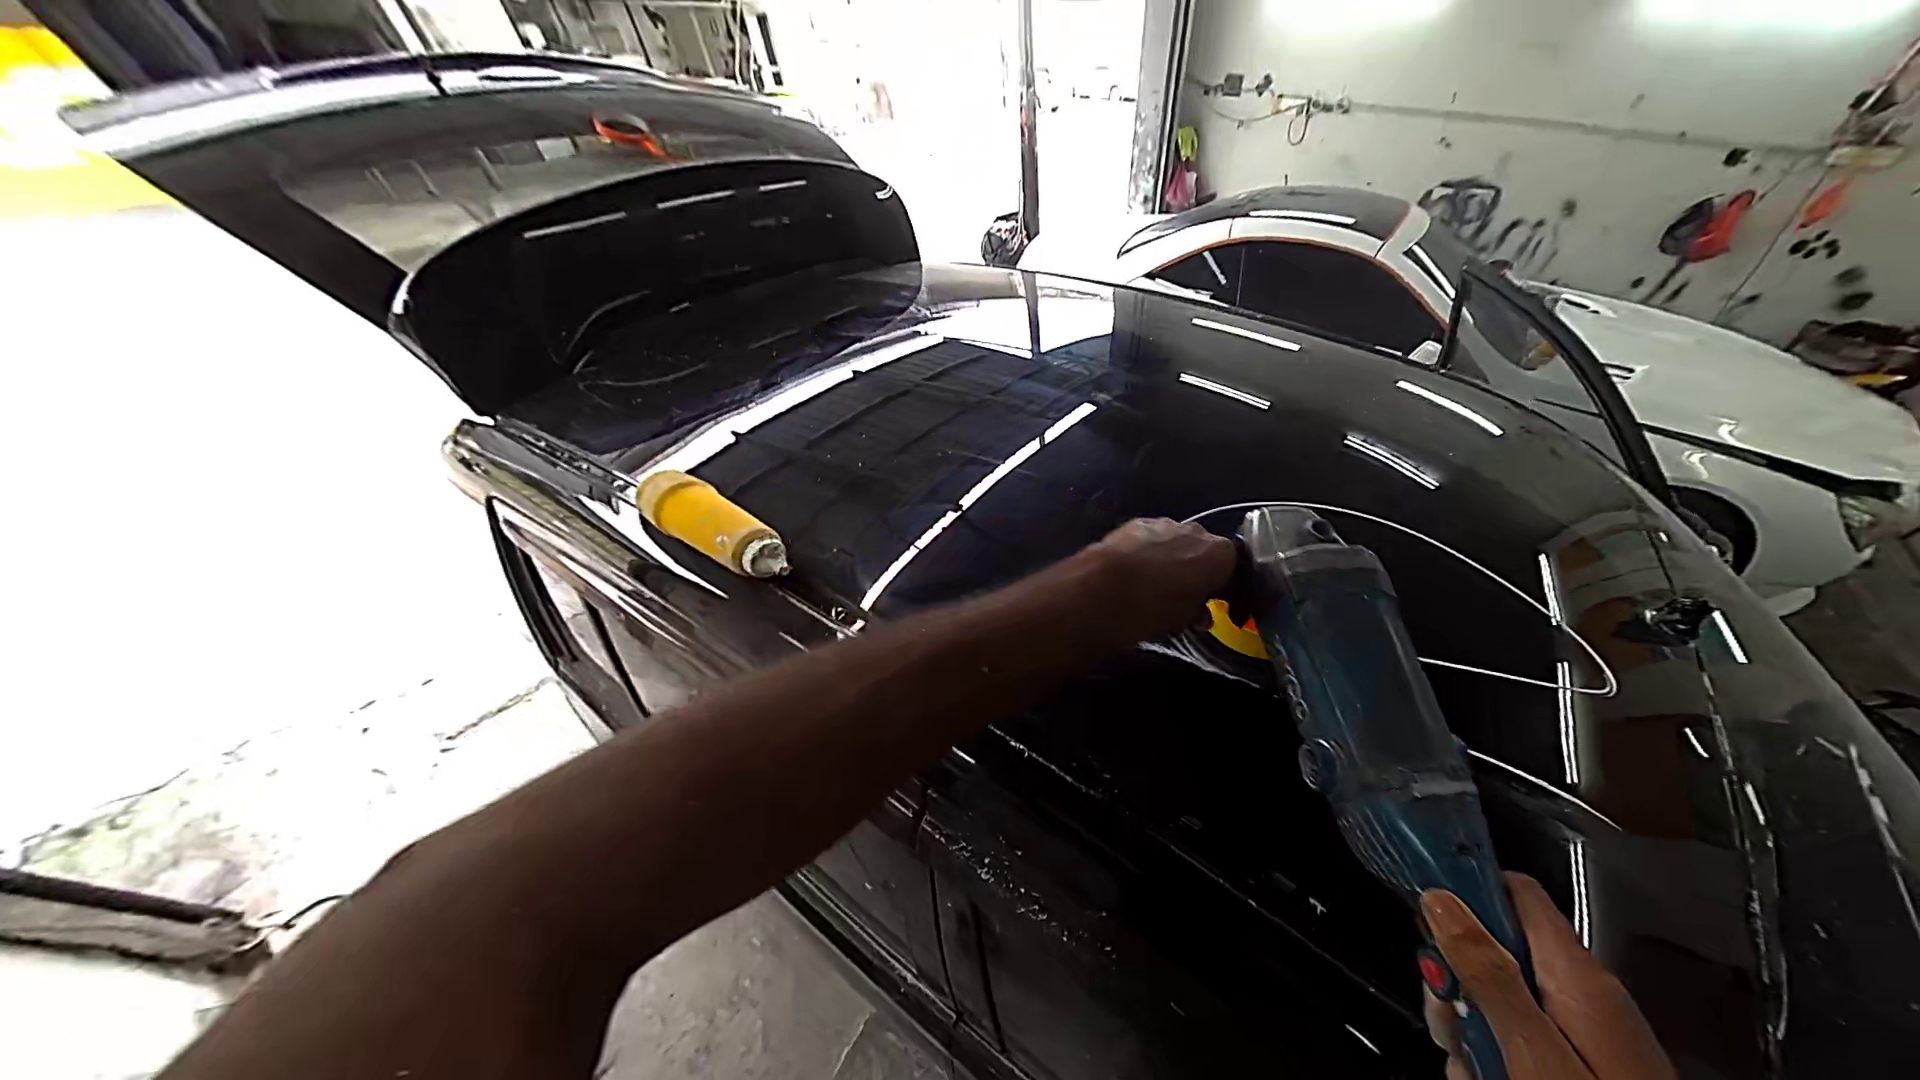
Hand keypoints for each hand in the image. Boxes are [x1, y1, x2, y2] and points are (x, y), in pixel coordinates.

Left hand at [1071, 517, 1235, 644]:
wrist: (1108, 588)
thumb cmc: (1157, 607)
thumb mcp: (1187, 619)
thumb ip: (1199, 611)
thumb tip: (1199, 614)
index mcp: (1220, 554)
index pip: (1230, 569)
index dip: (1221, 587)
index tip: (1212, 602)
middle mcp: (1196, 531)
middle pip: (1201, 550)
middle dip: (1194, 569)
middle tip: (1182, 593)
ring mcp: (1164, 523)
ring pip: (1174, 541)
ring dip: (1168, 557)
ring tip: (1153, 581)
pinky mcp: (1134, 523)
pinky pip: (1148, 538)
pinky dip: (1145, 550)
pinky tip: (1133, 568)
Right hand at [1421, 874, 1674, 1079]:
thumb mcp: (1534, 1053)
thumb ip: (1488, 973)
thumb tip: (1440, 899)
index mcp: (1578, 977)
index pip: (1515, 891)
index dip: (1465, 888)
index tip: (1423, 911)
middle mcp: (1584, 994)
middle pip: (1495, 946)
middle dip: (1454, 972)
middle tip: (1445, 1014)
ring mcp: (1584, 1032)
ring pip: (1497, 992)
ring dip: (1465, 1018)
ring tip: (1470, 1063)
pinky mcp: (1580, 1062)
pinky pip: (1517, 1030)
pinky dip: (1492, 1048)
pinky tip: (1489, 1074)